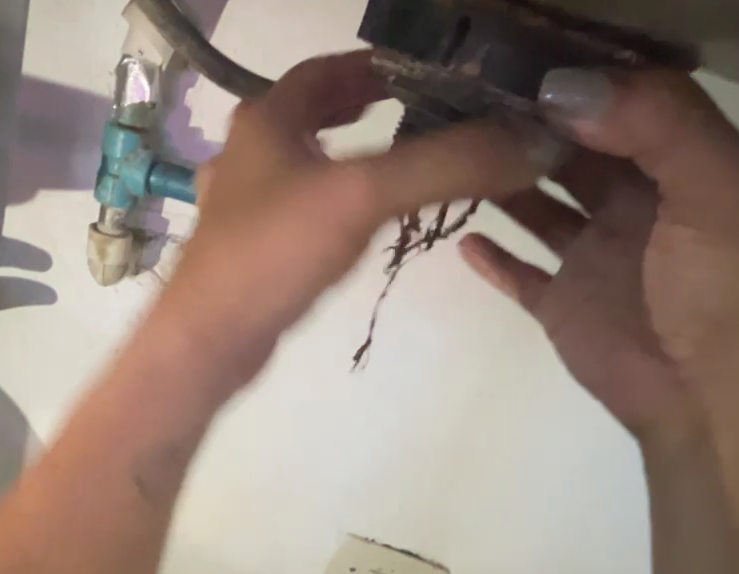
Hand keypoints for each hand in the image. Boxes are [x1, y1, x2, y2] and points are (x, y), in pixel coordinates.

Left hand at [154, 51, 552, 394]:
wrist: (205, 344)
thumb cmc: (271, 255)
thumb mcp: (363, 197)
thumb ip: (445, 165)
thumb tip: (533, 144)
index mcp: (264, 122)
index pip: (324, 71)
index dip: (373, 65)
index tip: (422, 73)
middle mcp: (245, 158)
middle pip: (307, 116)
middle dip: (358, 109)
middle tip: (411, 113)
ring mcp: (239, 212)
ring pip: (299, 169)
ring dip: (342, 159)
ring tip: (391, 167)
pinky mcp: (245, 258)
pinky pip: (294, 216)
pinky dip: (327, 208)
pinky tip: (352, 229)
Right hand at [460, 70, 738, 440]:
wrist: (711, 395)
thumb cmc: (725, 285)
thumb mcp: (714, 185)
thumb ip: (653, 124)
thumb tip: (560, 88)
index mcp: (684, 162)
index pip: (626, 102)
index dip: (578, 80)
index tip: (516, 59)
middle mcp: (637, 201)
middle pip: (575, 150)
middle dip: (530, 125)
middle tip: (466, 97)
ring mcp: (595, 256)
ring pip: (541, 206)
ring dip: (505, 182)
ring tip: (454, 153)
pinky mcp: (562, 305)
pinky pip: (519, 274)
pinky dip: (493, 258)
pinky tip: (463, 237)